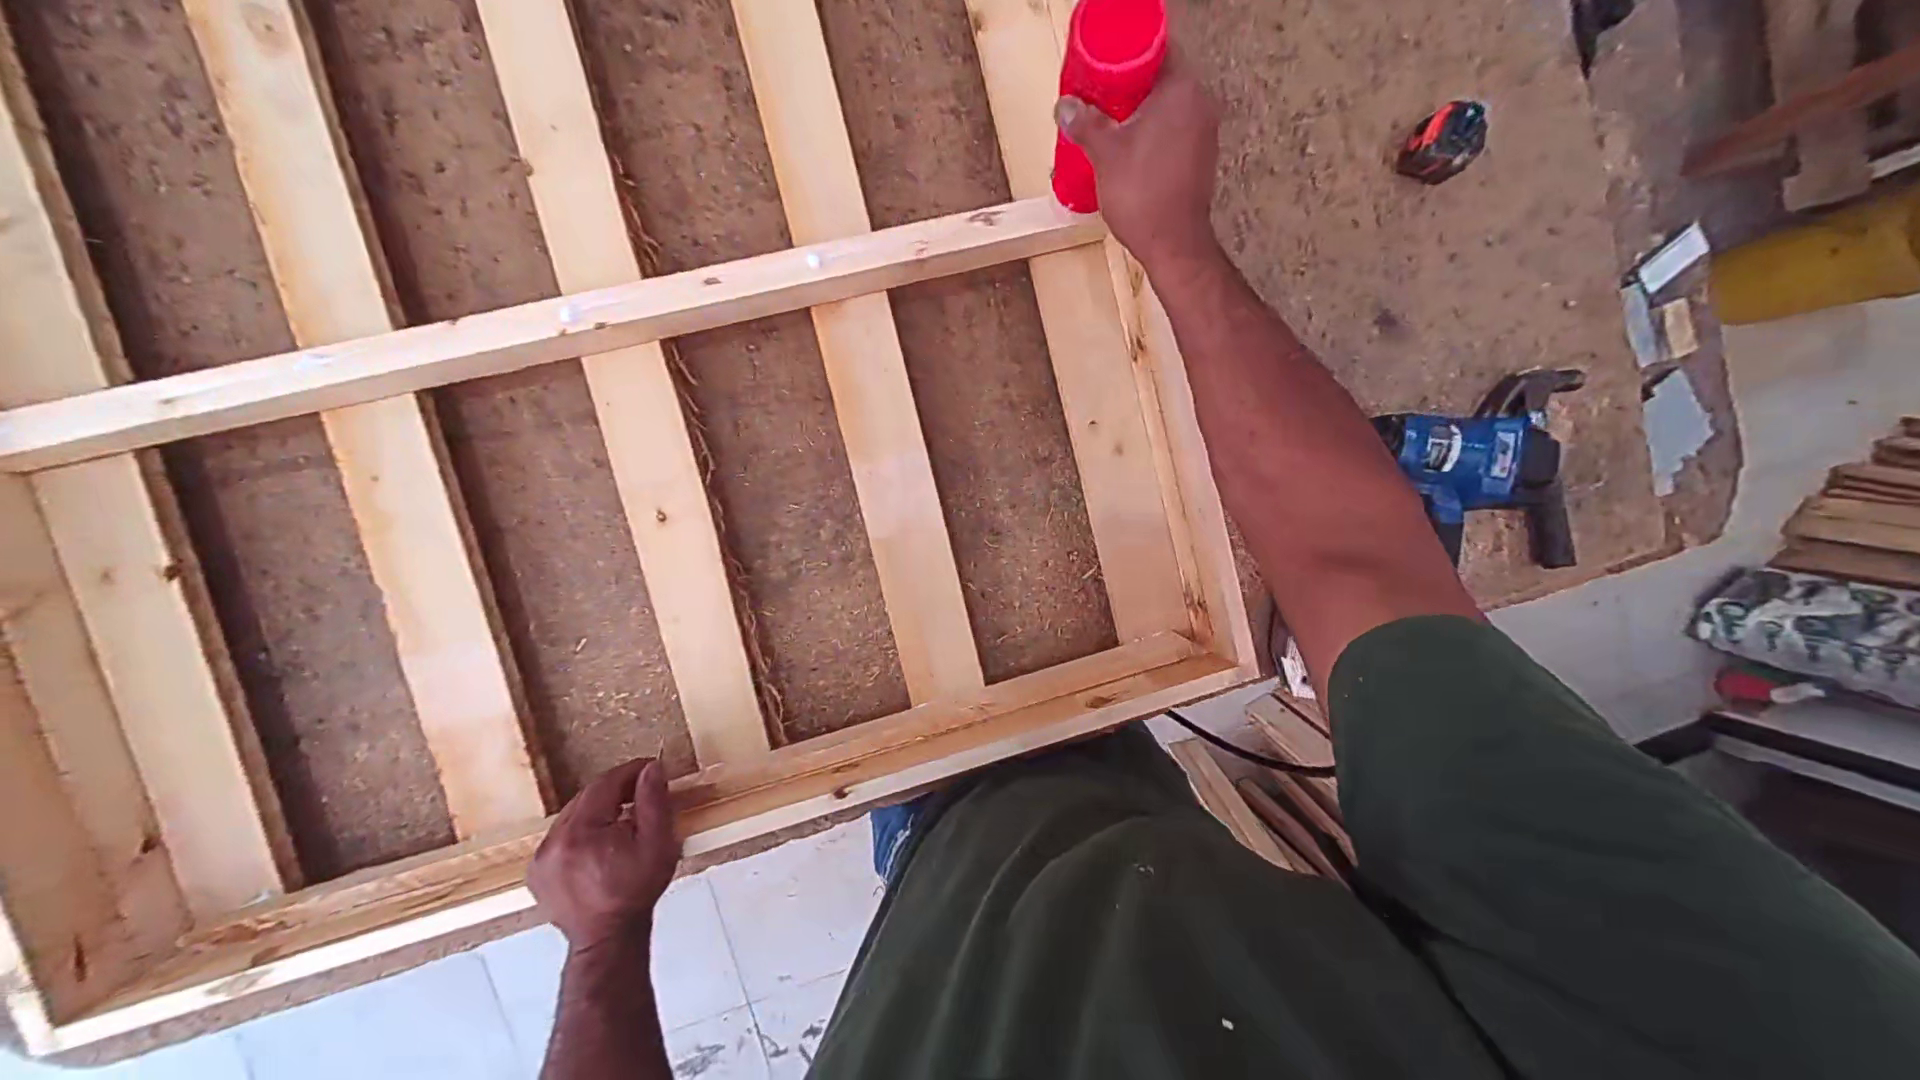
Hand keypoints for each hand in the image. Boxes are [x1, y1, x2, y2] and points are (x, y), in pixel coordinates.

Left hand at [529, 758, 678, 951]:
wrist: (608, 938)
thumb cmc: (635, 892)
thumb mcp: (658, 842)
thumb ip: (653, 800)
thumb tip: (650, 768)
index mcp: (580, 833)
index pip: (604, 783)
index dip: (630, 772)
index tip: (649, 768)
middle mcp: (553, 842)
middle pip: (587, 797)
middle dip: (615, 790)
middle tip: (641, 791)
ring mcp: (541, 858)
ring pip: (573, 815)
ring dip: (598, 809)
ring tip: (624, 818)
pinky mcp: (537, 871)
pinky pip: (562, 835)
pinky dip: (582, 830)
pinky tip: (602, 841)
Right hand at [1054, 53, 1221, 269]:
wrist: (1172, 244)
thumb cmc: (1143, 196)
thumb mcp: (1104, 155)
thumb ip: (1085, 124)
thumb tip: (1066, 107)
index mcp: (1181, 89)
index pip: (1155, 50)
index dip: (1125, 58)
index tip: (1102, 70)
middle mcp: (1200, 104)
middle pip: (1160, 79)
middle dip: (1128, 89)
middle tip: (1098, 100)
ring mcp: (1204, 133)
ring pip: (1166, 109)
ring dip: (1139, 115)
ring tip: (1109, 129)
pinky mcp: (1200, 159)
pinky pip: (1173, 133)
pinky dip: (1151, 136)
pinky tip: (1129, 152)